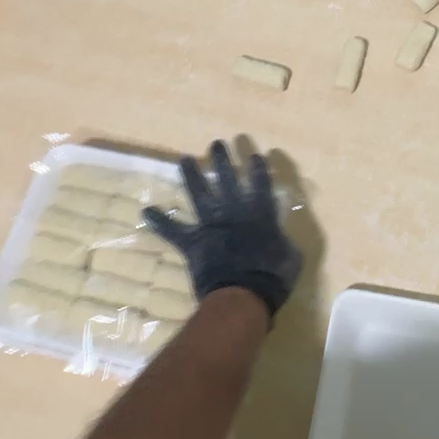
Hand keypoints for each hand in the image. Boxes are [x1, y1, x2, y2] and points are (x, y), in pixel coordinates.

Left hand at [144, 140, 302, 320]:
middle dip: (222, 159)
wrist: (243, 295)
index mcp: (260, 212)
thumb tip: (282, 237)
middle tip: (216, 143)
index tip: (254, 155)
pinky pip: (174, 231)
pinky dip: (160, 222)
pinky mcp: (193, 241)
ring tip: (184, 158)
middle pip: (226, 178)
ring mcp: (211, 224)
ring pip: (199, 194)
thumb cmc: (273, 277)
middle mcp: (234, 210)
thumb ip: (285, 240)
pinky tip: (147, 211)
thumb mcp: (292, 256)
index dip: (258, 167)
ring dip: (191, 175)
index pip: (260, 182)